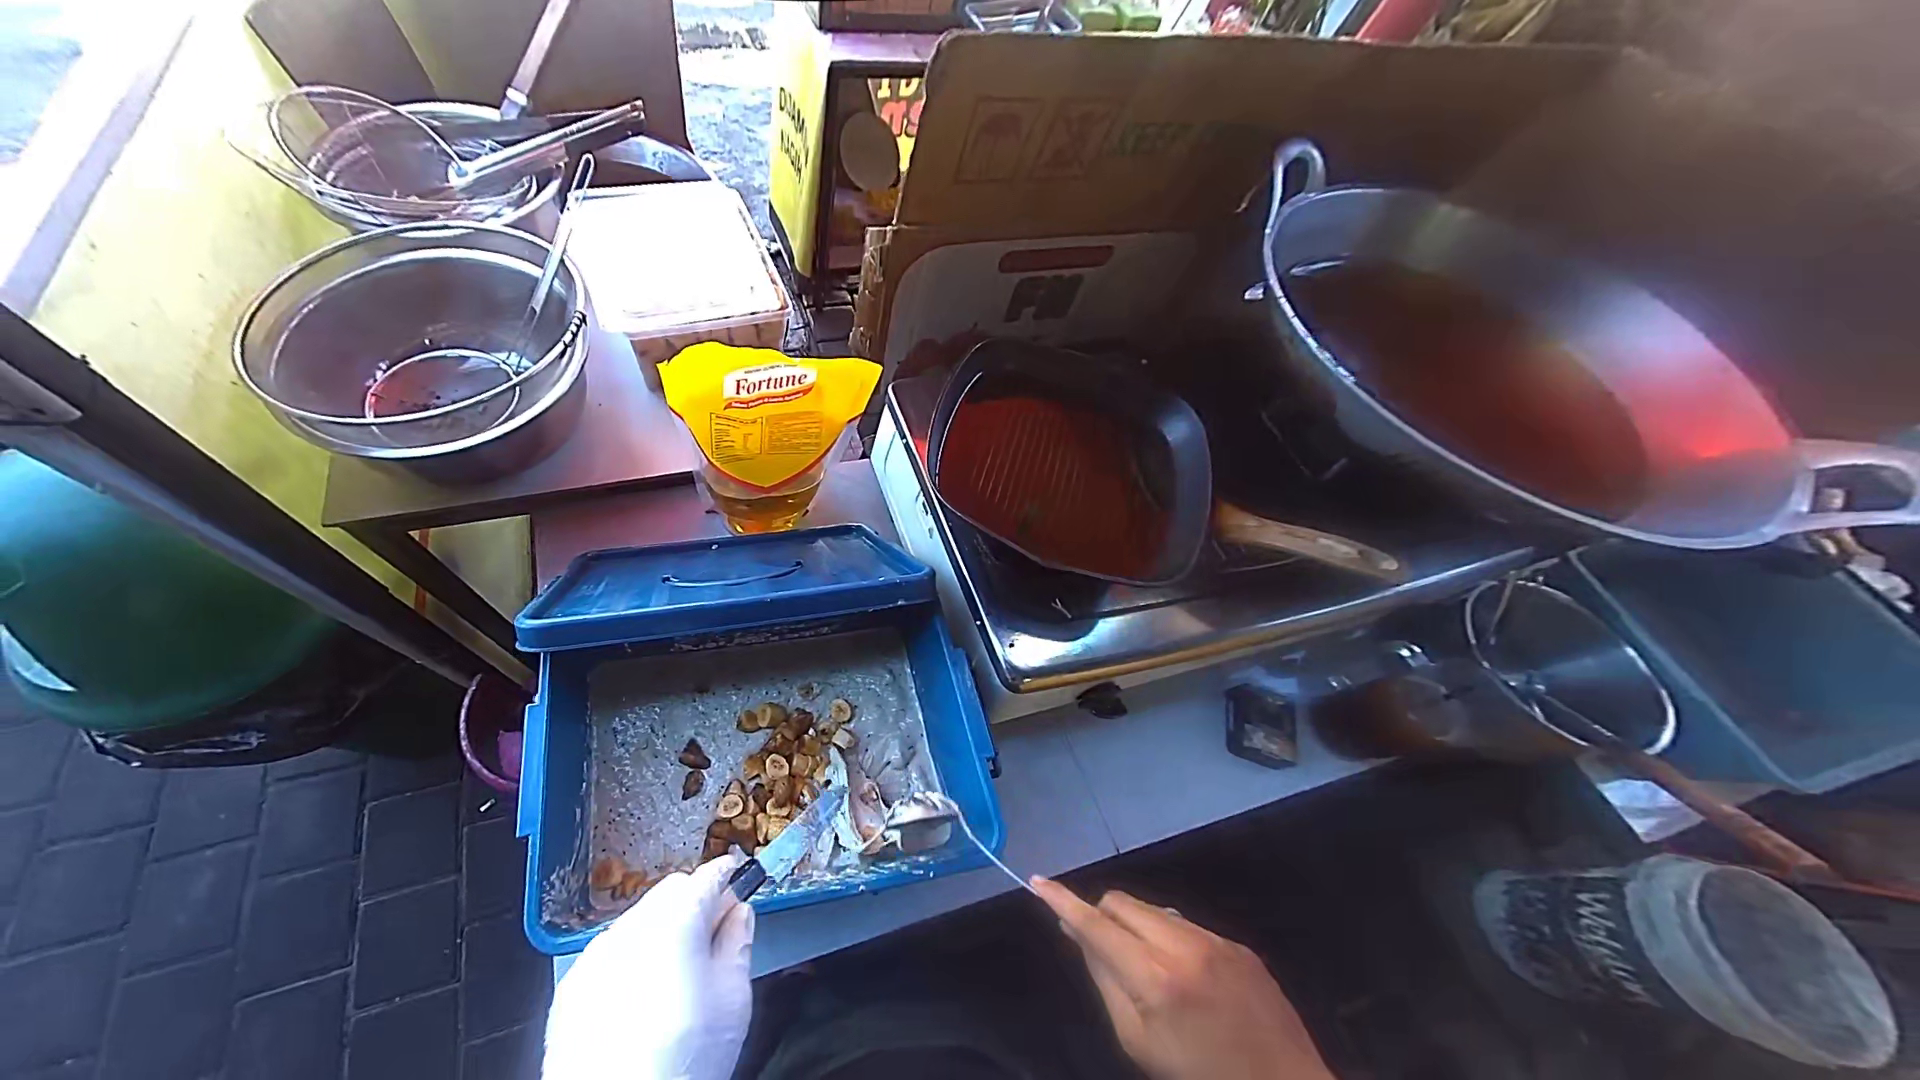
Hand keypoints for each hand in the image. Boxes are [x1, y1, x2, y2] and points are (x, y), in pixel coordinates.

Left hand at [544, 854, 754, 1079]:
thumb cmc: (684, 1060)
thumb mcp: (733, 997)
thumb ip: (739, 942)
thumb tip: (740, 913)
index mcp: (676, 922)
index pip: (707, 877)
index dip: (728, 875)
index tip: (738, 880)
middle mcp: (631, 928)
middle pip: (670, 891)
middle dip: (695, 901)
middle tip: (715, 932)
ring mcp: (596, 957)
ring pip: (638, 918)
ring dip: (662, 927)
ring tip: (677, 971)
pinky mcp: (572, 990)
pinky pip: (609, 952)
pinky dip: (631, 956)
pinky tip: (642, 995)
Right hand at [1032, 876, 1332, 1079]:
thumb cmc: (1200, 1077)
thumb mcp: (1138, 1041)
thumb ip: (1105, 980)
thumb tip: (1080, 932)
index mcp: (1155, 977)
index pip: (1095, 924)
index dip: (1062, 900)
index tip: (1038, 882)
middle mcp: (1184, 945)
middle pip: (1121, 902)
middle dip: (1101, 915)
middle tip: (1097, 944)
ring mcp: (1215, 939)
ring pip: (1153, 909)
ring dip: (1135, 925)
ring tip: (1145, 967)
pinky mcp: (1237, 944)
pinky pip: (1186, 923)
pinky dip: (1168, 937)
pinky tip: (1182, 974)